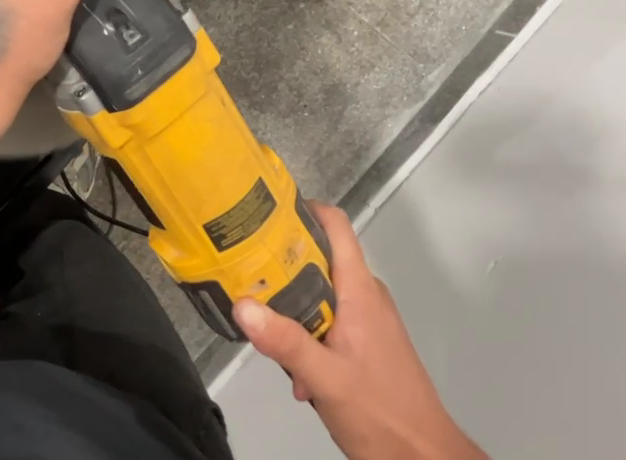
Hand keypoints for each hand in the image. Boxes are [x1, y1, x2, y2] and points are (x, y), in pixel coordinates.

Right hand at [233, 204, 487, 459]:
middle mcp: (366, 298)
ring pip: (319, 295)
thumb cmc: (384, 416)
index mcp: (361, 292)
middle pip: (318, 260)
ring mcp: (368, 322)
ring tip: (269, 338)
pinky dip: (307, 337)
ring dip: (292, 313)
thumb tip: (241, 304)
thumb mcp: (327, 380)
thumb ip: (285, 342)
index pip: (336, 227)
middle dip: (281, 270)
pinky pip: (328, 322)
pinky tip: (297, 374)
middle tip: (247, 280)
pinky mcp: (366, 345)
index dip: (302, 209)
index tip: (263, 212)